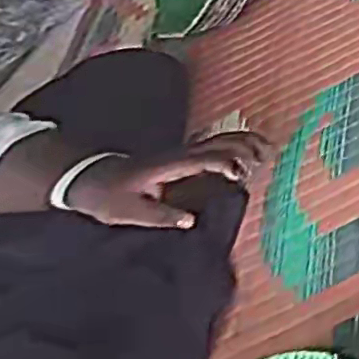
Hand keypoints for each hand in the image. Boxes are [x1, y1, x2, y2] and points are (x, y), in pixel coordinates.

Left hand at [64, 131, 271, 228]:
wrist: (91, 177)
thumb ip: (160, 216)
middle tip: (266, 160)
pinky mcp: (186, 152)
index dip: (228, 164)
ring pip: (224, 137)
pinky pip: (219, 140)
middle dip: (248, 148)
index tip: (241, 176)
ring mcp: (185, 149)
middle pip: (224, 140)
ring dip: (248, 141)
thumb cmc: (109, 196)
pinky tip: (248, 150)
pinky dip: (239, 141)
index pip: (208, 158)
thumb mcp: (127, 212)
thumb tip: (192, 221)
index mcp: (171, 165)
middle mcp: (183, 153)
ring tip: (266, 151)